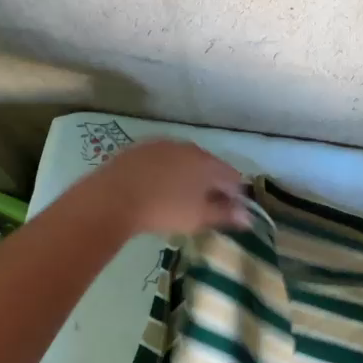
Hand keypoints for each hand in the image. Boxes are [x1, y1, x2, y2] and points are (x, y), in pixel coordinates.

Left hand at [62, 140, 247, 237]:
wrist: (113, 197)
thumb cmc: (164, 209)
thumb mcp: (198, 217)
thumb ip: (225, 214)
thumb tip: (248, 216)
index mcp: (207, 162)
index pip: (233, 175)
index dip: (235, 194)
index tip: (229, 211)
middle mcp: (188, 147)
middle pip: (208, 165)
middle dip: (211, 184)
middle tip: (204, 207)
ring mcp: (161, 144)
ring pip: (183, 161)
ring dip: (187, 177)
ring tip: (178, 199)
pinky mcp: (139, 148)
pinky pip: (161, 160)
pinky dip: (165, 173)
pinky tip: (156, 188)